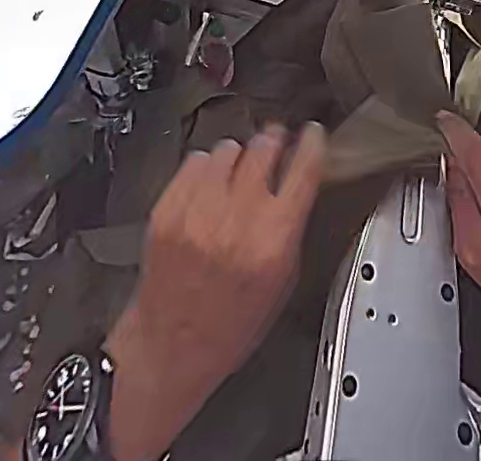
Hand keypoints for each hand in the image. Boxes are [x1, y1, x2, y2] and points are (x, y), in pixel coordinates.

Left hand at [106, 124, 326, 460]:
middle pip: (264, 147)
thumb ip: (293, 224)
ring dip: (239, 156)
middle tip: (274, 145)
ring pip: (229, 148)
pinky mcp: (168, 210)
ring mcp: (198, 213)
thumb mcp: (283, 279)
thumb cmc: (231, 323)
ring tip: (237, 173)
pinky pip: (195, 161)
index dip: (312, 142)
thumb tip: (299, 178)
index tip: (312, 132)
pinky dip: (207, 167)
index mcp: (274, 241)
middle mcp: (237, 222)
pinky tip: (210, 185)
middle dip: (273, 142)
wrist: (170, 348)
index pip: (303, 169)